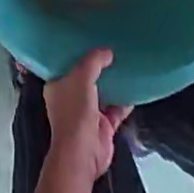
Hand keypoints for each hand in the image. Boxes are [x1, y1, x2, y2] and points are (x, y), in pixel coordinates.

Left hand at [44, 48, 131, 182]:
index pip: (67, 64)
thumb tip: (107, 52)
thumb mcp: (82, 76)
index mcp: (57, 86)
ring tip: (127, 64)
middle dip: (99, 66)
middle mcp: (70, 98)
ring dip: (114, 83)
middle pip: (86, 77)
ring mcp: (87, 113)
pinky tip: (135, 88)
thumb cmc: (75, 111)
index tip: (91, 39)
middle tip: (113, 48)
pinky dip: (125, 100)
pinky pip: (117, 109)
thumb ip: (94, 61)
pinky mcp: (103, 126)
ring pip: (103, 92)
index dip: (78, 53)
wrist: (82, 153)